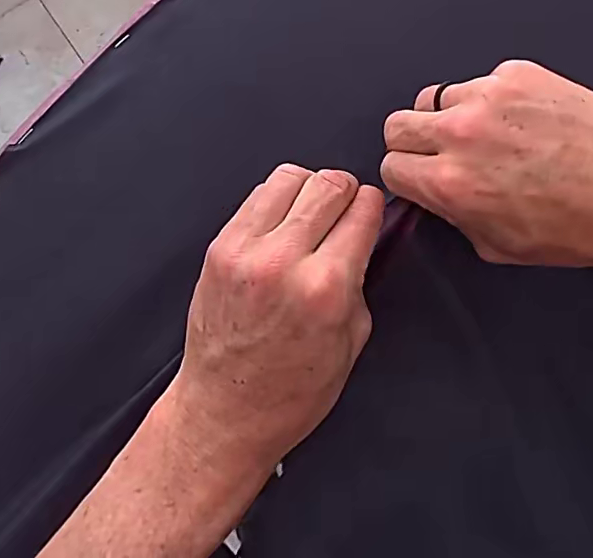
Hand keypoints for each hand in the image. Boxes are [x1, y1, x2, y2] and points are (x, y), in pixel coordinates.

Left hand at [171, 164, 383, 473]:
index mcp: (326, 286)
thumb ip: (363, 272)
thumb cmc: (290, 389)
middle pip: (330, 182)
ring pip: (292, 176)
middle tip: (345, 212)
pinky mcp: (219, 249)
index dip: (373, 206)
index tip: (371, 214)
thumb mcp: (354, 334)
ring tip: (311, 215)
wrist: (222, 416)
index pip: (364, 206)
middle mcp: (283, 262)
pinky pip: (258, 194)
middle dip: (347, 192)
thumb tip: (368, 228)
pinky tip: (282, 224)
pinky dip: (278, 199)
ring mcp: (245, 252)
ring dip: (310, 190)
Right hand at [380, 60, 592, 268]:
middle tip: (445, 152)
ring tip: (493, 133)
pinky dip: (496, 98)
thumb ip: (455, 215)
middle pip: (398, 123)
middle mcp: (463, 134)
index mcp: (451, 184)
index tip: (422, 175)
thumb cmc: (580, 225)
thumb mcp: (501, 246)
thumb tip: (439, 194)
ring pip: (440, 97)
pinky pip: (486, 81)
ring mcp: (491, 96)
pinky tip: (528, 118)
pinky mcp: (519, 72)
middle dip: (416, 142)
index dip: (408, 176)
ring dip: (455, 115)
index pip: (391, 166)